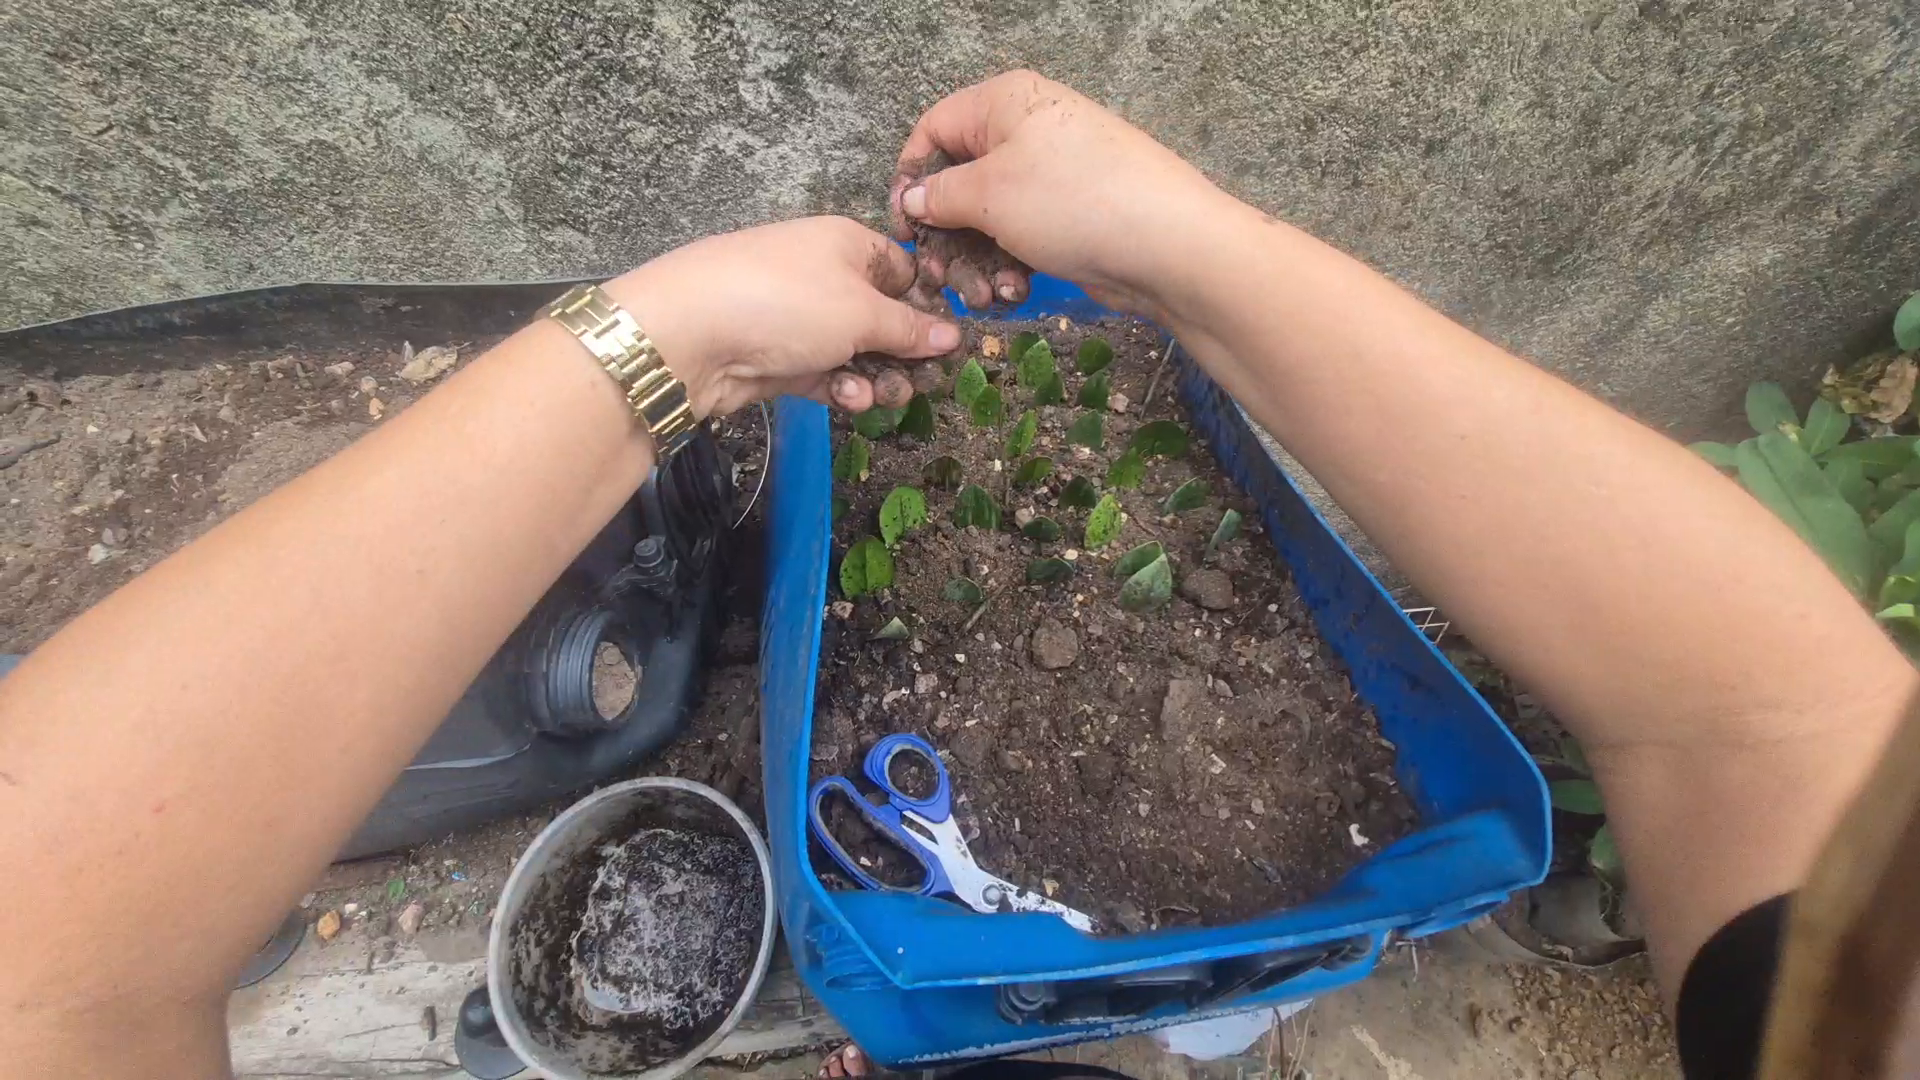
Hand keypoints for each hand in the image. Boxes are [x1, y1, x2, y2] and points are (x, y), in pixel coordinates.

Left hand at [602, 217, 960, 416]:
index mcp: (850, 245)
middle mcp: (828, 278)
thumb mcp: (862, 312)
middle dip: (905, 355)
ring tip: (878, 395)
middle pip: (886, 320)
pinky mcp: (784, 358)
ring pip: (859, 354)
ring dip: (876, 378)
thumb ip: (910, 328)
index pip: (906, 273)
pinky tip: (846, 399)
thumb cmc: (789, 303)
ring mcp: (804, 320)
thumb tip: (954, 334)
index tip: (949, 343)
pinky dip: (841, 388)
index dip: (930, 308)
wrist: (693, 335)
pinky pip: (829, 374)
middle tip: (920, 382)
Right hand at [889, 71, 1230, 319]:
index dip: (911, 177)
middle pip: (959, 186)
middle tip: (938, 280)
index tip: (904, 228)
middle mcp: (1024, 136)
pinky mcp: (1065, 222)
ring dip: (978, 265)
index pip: (934, 130)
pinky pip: (1020, 242)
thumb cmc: (1069, 201)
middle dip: (947, 238)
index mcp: (1003, 104)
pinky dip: (1012, 269)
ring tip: (986, 296)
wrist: (1162, 245)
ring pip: (988, 223)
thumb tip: (914, 199)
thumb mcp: (990, 193)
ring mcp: (1048, 181)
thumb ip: (941, 195)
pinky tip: (1016, 293)